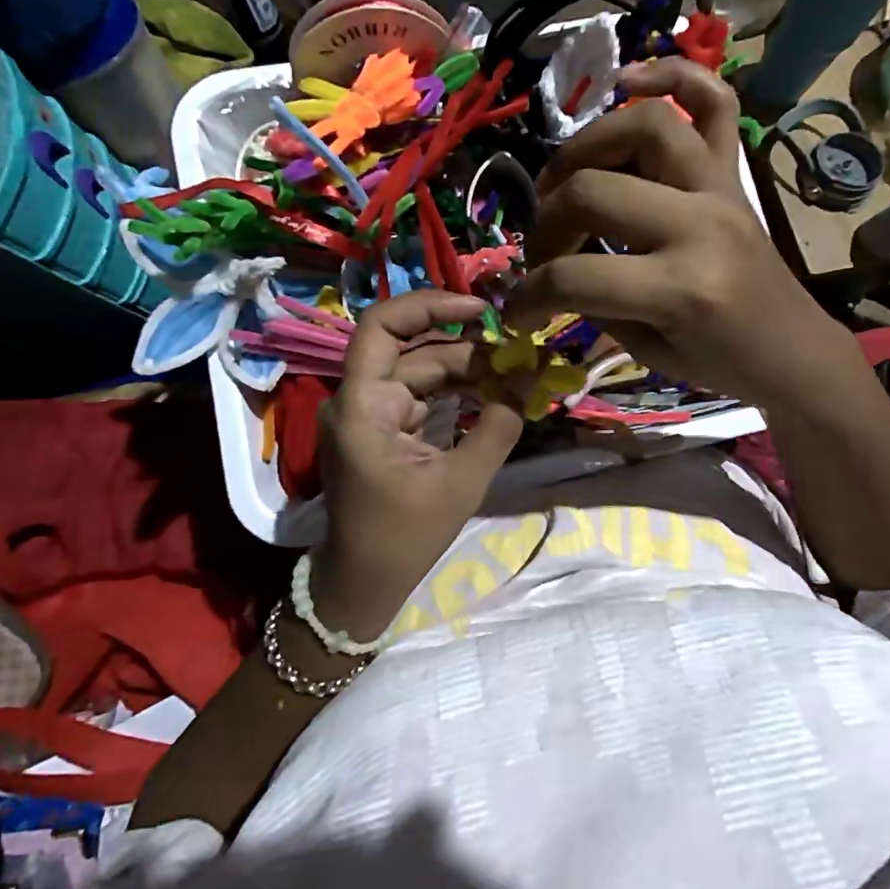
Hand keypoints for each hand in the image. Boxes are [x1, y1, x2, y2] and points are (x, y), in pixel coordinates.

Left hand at [315, 291, 523, 636]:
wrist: (363, 582)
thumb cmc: (405, 536)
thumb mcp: (461, 482)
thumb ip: (498, 427)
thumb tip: (529, 382)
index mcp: (363, 405)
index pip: (382, 326)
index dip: (429, 306)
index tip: (479, 309)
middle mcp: (360, 399)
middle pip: (414, 351)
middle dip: (468, 349)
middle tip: (520, 355)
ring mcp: (371, 415)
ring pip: (422, 372)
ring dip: (468, 372)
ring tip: (517, 376)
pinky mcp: (384, 430)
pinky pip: (423, 397)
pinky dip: (457, 394)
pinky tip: (495, 395)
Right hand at [506, 58, 859, 410]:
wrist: (795, 352)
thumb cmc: (725, 365)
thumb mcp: (650, 352)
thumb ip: (596, 304)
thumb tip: (552, 270)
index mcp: (682, 289)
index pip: (575, 277)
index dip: (529, 297)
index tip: (516, 312)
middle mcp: (701, 225)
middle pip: (593, 191)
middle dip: (547, 224)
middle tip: (543, 252)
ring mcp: (722, 189)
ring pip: (645, 124)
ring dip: (586, 145)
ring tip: (565, 181)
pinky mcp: (735, 175)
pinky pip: (712, 102)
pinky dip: (671, 75)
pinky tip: (629, 82)